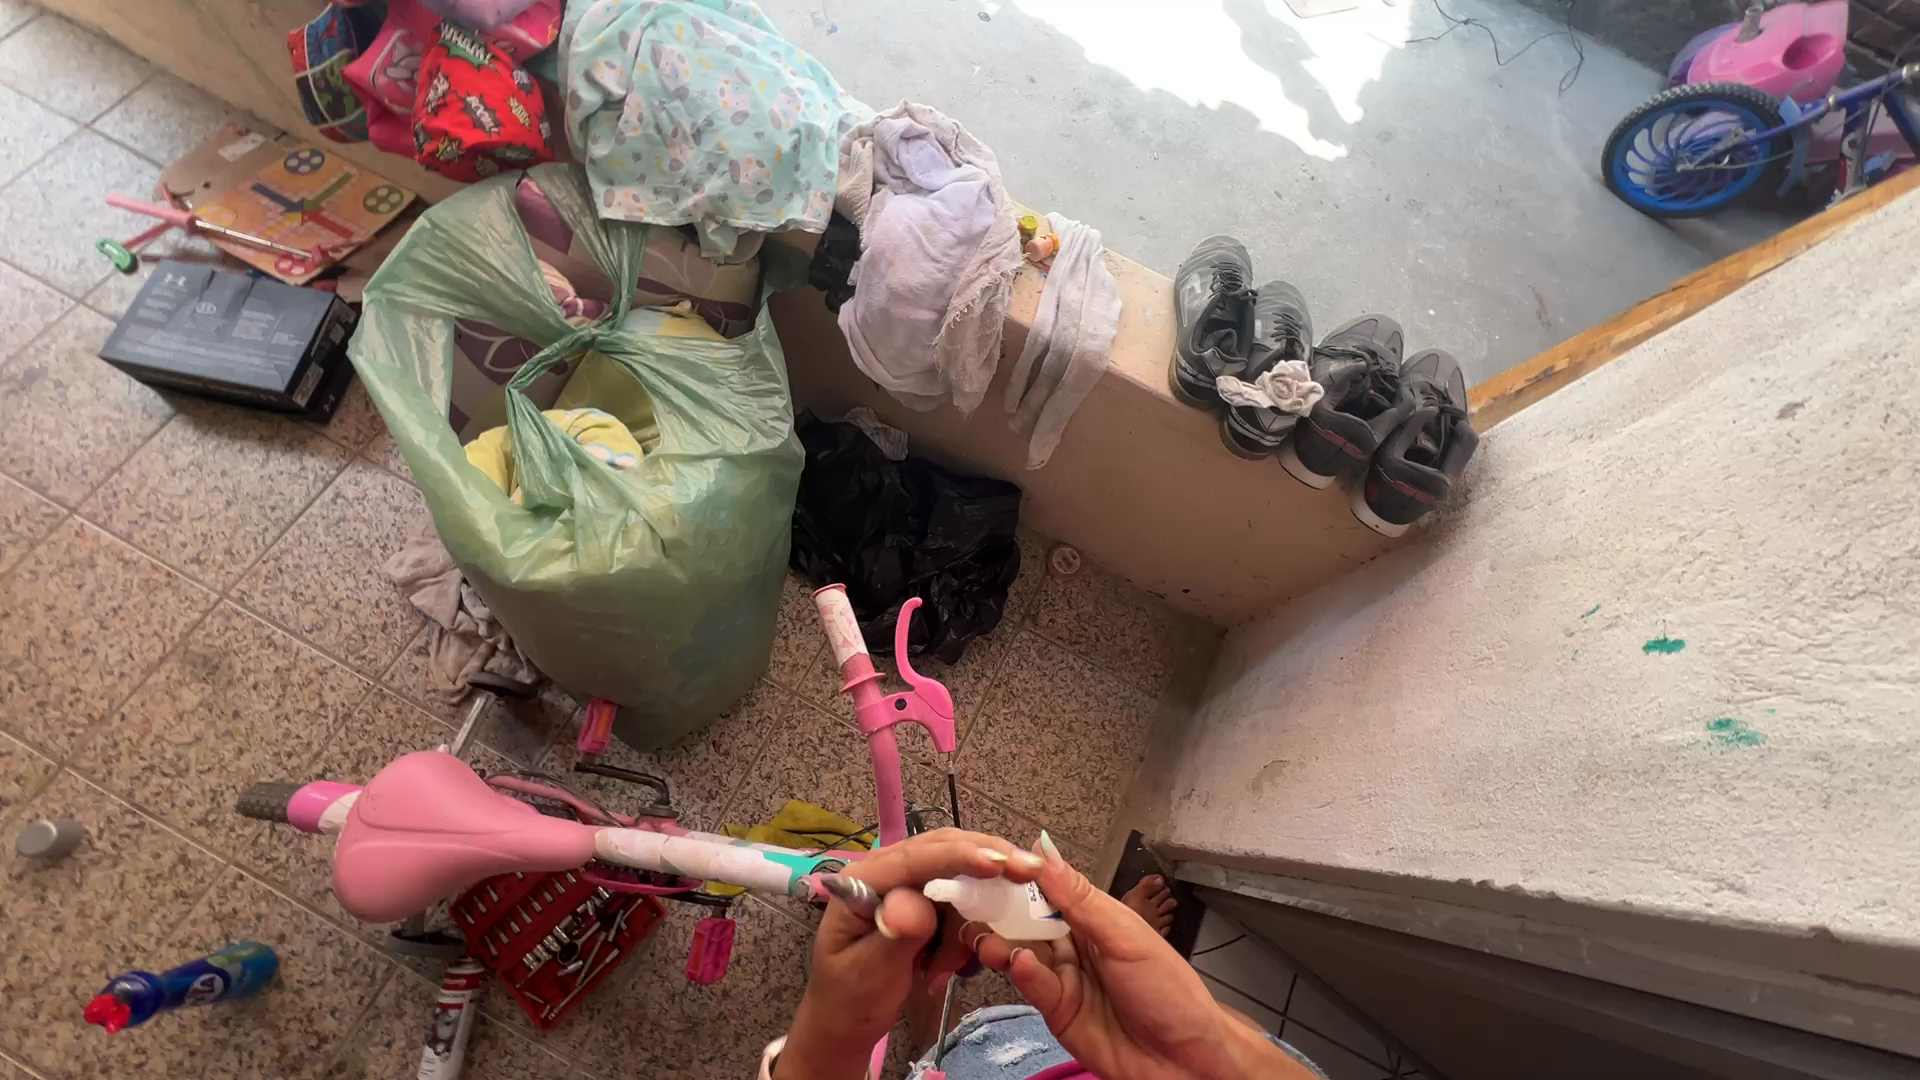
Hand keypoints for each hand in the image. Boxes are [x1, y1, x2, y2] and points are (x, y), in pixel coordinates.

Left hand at [776, 829, 1045, 1079]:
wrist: (846, 1022)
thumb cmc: (850, 999)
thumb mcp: (868, 973)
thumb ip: (894, 934)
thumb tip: (916, 901)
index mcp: (867, 876)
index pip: (918, 856)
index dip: (960, 856)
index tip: (999, 862)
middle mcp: (891, 868)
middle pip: (947, 849)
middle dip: (989, 859)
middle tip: (1032, 870)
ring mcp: (910, 881)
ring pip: (961, 879)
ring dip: (967, 922)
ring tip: (945, 970)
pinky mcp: (926, 898)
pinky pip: (961, 903)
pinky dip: (966, 932)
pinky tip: (947, 967)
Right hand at [971, 833, 1311, 1079]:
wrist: (1189, 1063)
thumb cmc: (1166, 987)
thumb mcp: (1124, 934)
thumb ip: (1079, 897)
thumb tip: (1043, 849)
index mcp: (1090, 916)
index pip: (1047, 889)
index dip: (1019, 877)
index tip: (989, 863)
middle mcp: (1072, 943)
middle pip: (1027, 921)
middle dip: (999, 911)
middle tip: (969, 901)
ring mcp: (1063, 978)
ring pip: (1023, 952)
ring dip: (1002, 943)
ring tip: (983, 938)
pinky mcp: (1057, 1012)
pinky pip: (1034, 986)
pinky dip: (1023, 973)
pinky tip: (1020, 964)